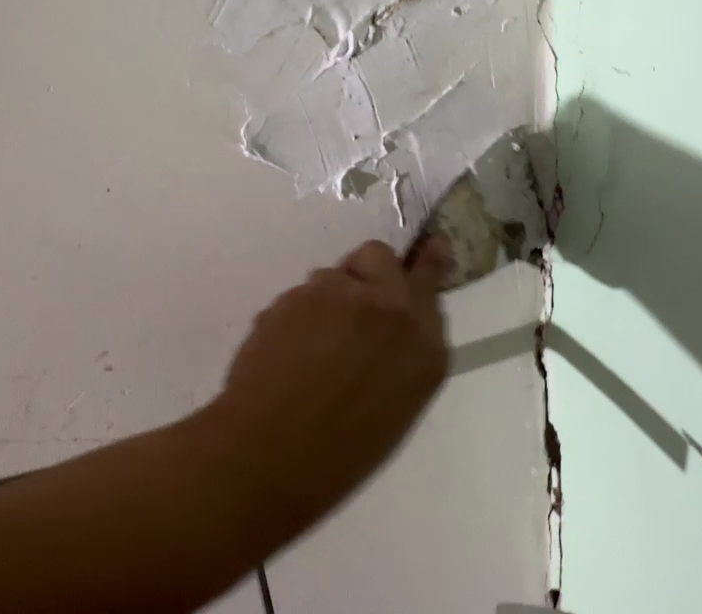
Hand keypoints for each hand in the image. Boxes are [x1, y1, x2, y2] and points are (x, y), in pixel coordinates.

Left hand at [201, 239, 452, 531]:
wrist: (271, 456)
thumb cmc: (342, 453)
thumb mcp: (397, 405)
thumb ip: (402, 351)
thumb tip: (391, 324)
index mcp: (425, 346)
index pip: (430, 281)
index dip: (427, 261)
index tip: (429, 245)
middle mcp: (389, 308)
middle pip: (379, 257)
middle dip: (366, 272)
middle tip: (349, 305)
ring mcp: (339, 295)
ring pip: (333, 275)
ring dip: (327, 299)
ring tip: (309, 348)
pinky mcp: (295, 295)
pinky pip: (300, 295)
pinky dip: (296, 315)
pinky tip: (285, 352)